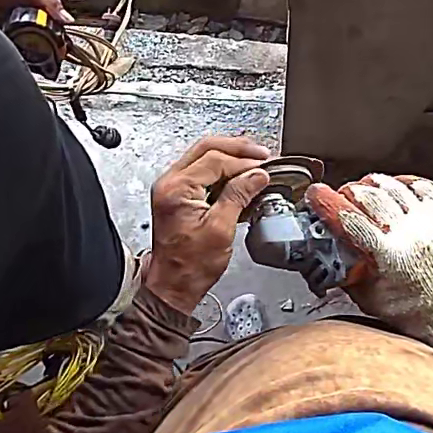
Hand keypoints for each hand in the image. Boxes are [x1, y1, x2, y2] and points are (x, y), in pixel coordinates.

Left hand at [143, 136, 271, 313]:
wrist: (174, 284)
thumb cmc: (190, 266)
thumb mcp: (221, 230)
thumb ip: (238, 196)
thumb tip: (257, 175)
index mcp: (176, 189)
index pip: (214, 159)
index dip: (243, 161)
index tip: (264, 167)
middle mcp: (169, 184)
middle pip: (206, 148)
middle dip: (237, 149)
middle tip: (262, 154)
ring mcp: (171, 188)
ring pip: (203, 156)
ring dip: (231, 156)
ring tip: (255, 162)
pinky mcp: (177, 195)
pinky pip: (201, 171)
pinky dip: (223, 169)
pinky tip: (239, 175)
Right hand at [304, 174, 432, 363]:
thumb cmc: (416, 314)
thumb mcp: (369, 297)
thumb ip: (348, 272)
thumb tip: (331, 254)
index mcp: (388, 254)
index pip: (348, 216)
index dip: (325, 201)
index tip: (316, 195)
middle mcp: (411, 233)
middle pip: (370, 194)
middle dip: (349, 192)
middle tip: (341, 199)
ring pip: (396, 186)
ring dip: (375, 184)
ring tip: (365, 190)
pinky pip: (425, 189)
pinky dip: (407, 185)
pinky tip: (399, 190)